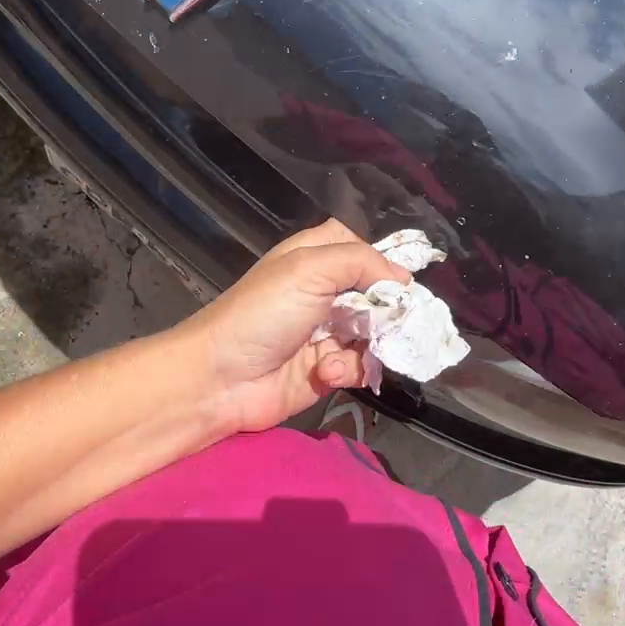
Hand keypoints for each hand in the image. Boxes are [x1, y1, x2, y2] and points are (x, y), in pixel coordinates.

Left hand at [171, 219, 410, 434]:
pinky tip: (327, 372)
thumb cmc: (262, 314)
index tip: (402, 280)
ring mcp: (328, 332)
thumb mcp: (308, 269)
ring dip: (370, 343)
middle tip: (393, 321)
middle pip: (378, 292)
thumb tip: (403, 279)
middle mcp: (325, 291)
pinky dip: (348, 369)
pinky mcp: (329, 369)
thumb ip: (361, 261)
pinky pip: (360, 365)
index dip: (383, 260)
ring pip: (377, 332)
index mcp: (316, 257)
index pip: (361, 246)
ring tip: (350, 350)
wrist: (221, 379)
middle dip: (389, 309)